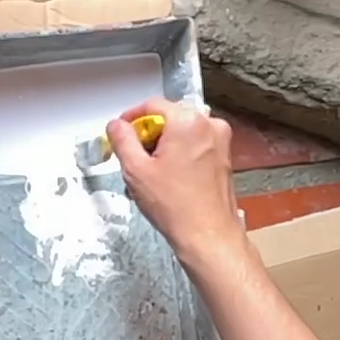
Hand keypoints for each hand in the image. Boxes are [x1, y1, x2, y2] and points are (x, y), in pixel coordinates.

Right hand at [107, 98, 248, 270]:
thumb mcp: (136, 170)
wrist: (208, 234)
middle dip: (148, 135)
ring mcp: (220, 141)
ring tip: (150, 174)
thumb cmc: (177, 206)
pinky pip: (195, 146)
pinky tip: (168, 179)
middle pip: (169, 118)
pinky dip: (179, 155)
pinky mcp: (223, 157)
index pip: (153, 105)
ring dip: (163, 146)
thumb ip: (122, 140)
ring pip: (182, 132)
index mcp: (188, 121)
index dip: (131, 118)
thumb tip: (116, 126)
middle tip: (134, 158)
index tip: (121, 132)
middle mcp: (210, 125)